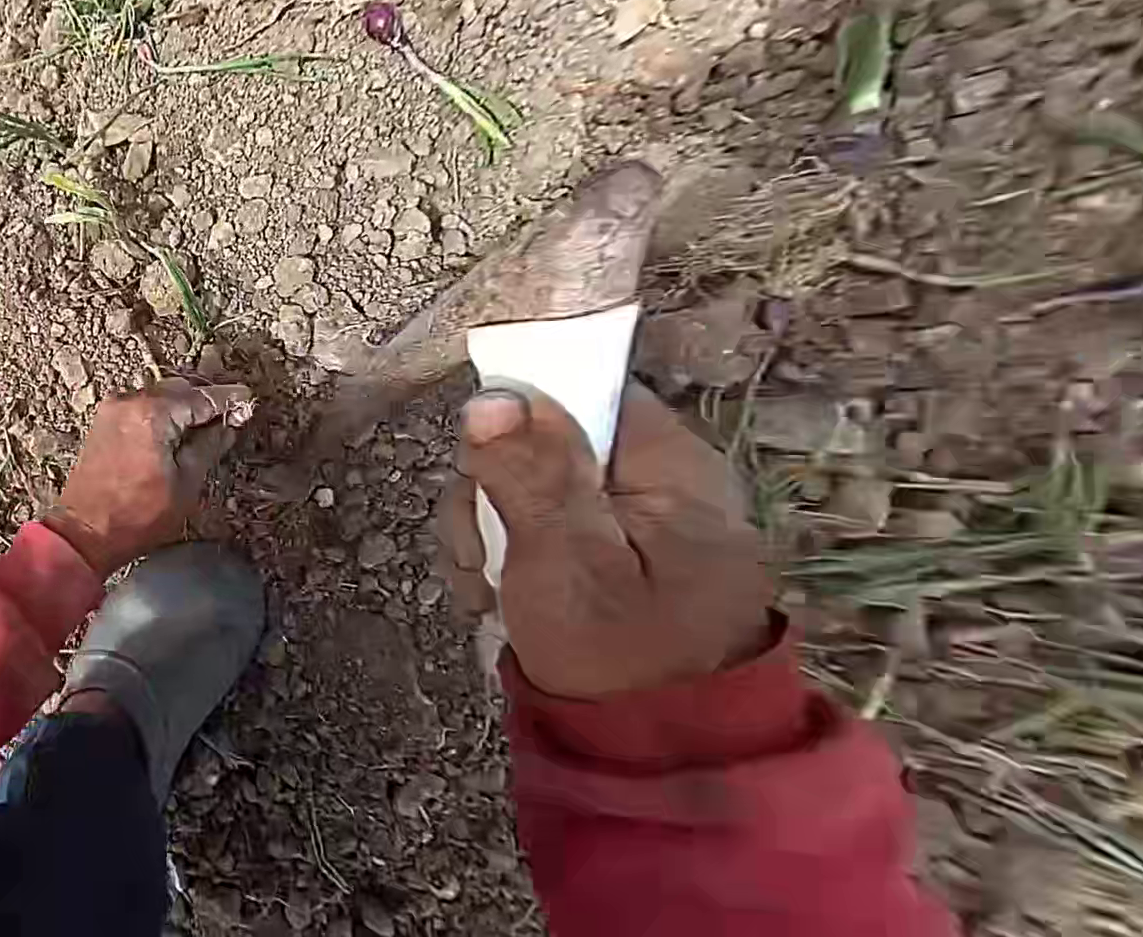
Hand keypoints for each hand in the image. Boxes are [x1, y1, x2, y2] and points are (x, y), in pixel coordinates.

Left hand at [43, 378, 250, 576]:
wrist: (85, 533)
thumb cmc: (139, 515)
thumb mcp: (186, 482)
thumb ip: (210, 444)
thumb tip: (229, 422)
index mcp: (153, 413)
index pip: (201, 398)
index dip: (228, 399)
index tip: (247, 399)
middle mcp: (130, 401)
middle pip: (180, 390)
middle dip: (206, 401)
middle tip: (231, 415)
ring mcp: (114, 409)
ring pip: (161, 395)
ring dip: (185, 406)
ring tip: (207, 425)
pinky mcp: (105, 421)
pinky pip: (143, 406)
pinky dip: (164, 413)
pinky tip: (178, 430)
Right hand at [437, 384, 772, 698]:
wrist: (647, 755)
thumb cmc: (615, 655)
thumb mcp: (566, 560)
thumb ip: (531, 475)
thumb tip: (491, 397)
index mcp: (667, 464)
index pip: (586, 387)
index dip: (522, 410)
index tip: (483, 460)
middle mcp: (649, 478)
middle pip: (543, 435)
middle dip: (491, 485)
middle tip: (475, 546)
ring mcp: (621, 513)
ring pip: (524, 477)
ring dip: (483, 524)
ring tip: (479, 582)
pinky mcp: (594, 543)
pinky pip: (530, 516)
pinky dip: (497, 547)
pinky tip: (488, 590)